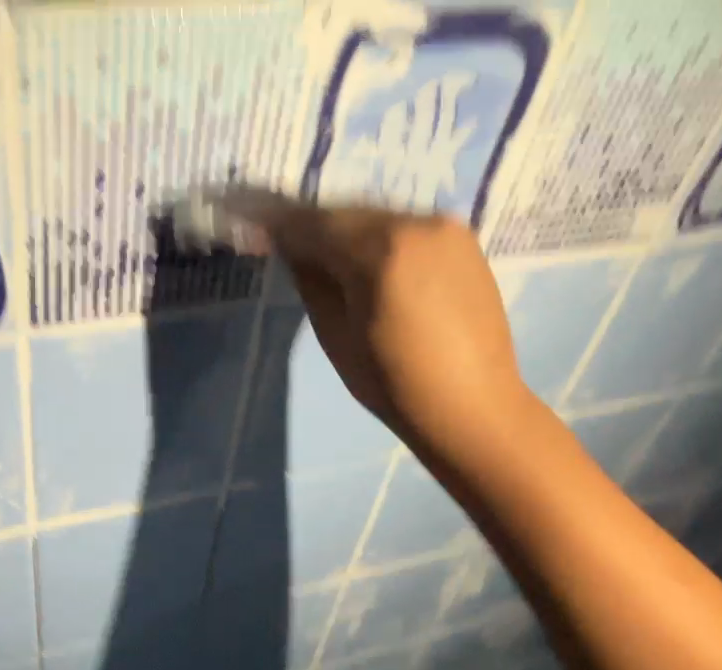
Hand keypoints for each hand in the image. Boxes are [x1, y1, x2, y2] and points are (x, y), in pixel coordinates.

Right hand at [224, 194, 535, 457]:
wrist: (471, 405)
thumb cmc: (394, 384)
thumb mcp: (336, 336)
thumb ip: (311, 281)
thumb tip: (291, 248)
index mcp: (382, 252)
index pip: (315, 224)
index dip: (278, 222)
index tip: (249, 221)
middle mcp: (417, 223)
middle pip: (347, 212)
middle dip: (312, 223)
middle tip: (280, 236)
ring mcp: (446, 227)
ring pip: (378, 217)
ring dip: (345, 229)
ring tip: (320, 251)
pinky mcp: (464, 239)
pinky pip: (406, 227)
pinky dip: (377, 237)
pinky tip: (363, 261)